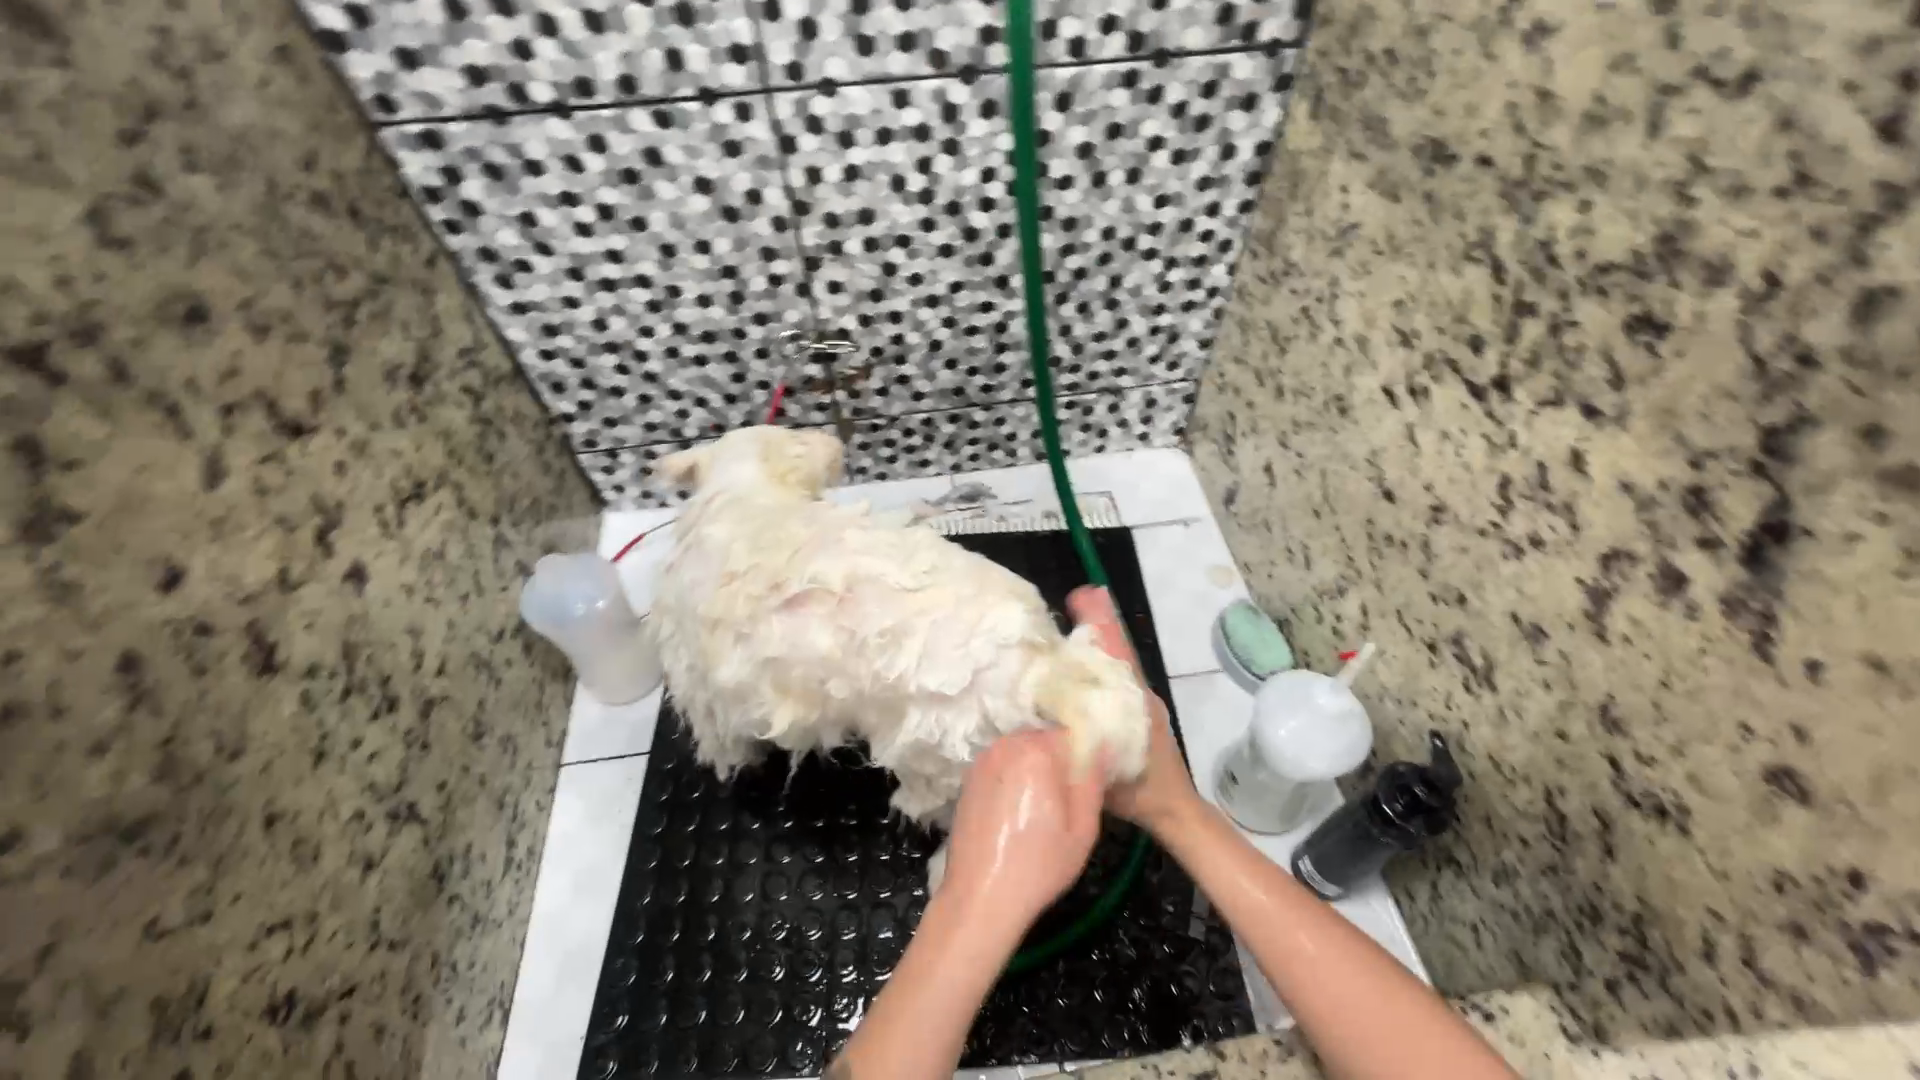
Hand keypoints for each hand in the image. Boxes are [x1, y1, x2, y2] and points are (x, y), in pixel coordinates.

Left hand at [940, 728, 1105, 929]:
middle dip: (1057, 762)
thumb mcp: (1082, 828)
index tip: (1089, 784)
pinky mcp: (968, 781)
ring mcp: (982, 762)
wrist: (980, 897)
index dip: (1084, 756)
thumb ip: (1093, 780)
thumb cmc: (1039, 865)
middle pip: (1042, 741)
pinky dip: (1013, 781)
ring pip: (1020, 753)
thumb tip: (1101, 745)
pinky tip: (1017, 814)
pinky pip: (1001, 768)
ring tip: (1042, 810)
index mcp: (1035, 750)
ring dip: (1034, 771)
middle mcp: (1004, 746)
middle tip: (1067, 801)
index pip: (1070, 734)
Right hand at [1065, 586, 1200, 834]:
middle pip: (1115, 648)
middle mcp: (1138, 693)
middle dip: (1095, 621)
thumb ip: (1076, 741)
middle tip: (1073, 598)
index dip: (1099, 620)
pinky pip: (1114, 681)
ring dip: (1097, 641)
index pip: (1115, 649)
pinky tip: (1076, 672)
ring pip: (1116, 663)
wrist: (1175, 812)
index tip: (1081, 595)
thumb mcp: (1102, 767)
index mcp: (1131, 699)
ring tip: (1071, 622)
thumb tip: (1040, 717)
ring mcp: (1140, 703)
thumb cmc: (1139, 791)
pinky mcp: (1137, 715)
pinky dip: (1097, 667)